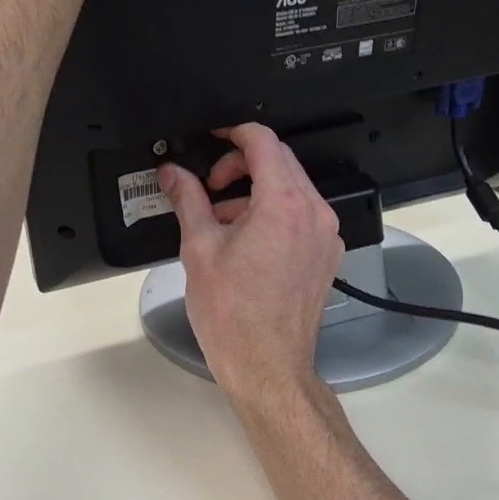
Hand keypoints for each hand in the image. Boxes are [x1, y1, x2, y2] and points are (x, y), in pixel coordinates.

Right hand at [160, 125, 343, 398]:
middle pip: (280, 161)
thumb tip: (173, 174)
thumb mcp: (199, 249)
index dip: (234, 132)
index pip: (264, 141)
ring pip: (291, 189)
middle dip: (241, 164)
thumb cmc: (235, 318)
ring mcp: (325, 236)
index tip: (213, 137)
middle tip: (208, 185)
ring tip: (220, 219)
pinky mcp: (325, 255)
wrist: (268, 367)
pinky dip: (273, 213)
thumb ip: (188, 200)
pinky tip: (244, 240)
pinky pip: (300, 216)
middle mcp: (314, 214)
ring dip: (254, 191)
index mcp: (284, 205)